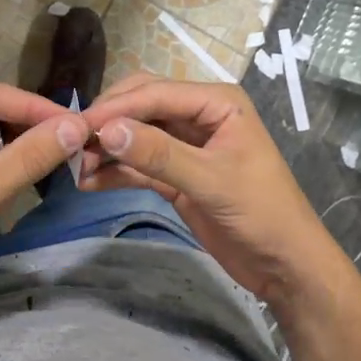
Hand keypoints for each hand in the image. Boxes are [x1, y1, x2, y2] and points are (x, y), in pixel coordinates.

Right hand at [78, 76, 343, 303]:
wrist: (288, 268)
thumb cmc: (263, 213)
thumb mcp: (211, 181)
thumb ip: (160, 154)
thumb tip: (107, 131)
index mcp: (217, 102)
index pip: (156, 92)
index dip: (117, 107)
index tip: (79, 125)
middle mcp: (199, 115)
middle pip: (142, 106)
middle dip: (109, 122)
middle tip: (72, 142)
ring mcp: (187, 144)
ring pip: (137, 135)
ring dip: (107, 149)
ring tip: (74, 167)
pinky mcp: (178, 175)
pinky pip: (140, 165)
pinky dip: (116, 172)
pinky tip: (89, 182)